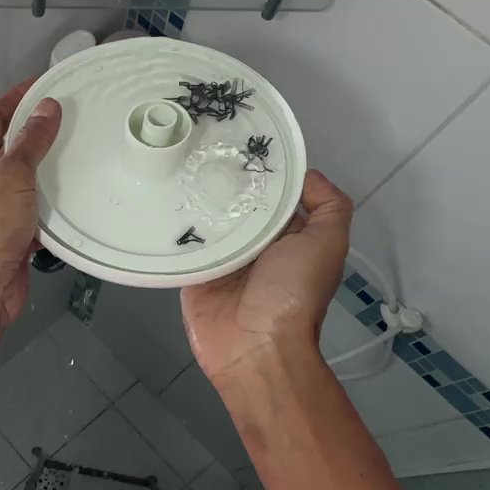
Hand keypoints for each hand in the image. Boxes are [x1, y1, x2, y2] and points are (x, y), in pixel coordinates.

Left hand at [0, 79, 61, 322]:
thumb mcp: (11, 178)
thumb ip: (30, 142)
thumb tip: (47, 108)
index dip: (17, 99)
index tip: (46, 85)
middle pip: (9, 148)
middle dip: (38, 133)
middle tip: (74, 119)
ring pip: (25, 181)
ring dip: (49, 170)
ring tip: (83, 152)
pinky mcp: (12, 235)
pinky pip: (35, 210)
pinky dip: (53, 204)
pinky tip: (78, 197)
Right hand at [181, 170, 352, 391]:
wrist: (253, 346)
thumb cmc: (293, 293)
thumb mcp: (328, 243)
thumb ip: (329, 206)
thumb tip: (305, 174)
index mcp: (289, 235)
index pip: (276, 193)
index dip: (266, 170)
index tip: (246, 143)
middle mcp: (256, 244)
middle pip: (238, 201)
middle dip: (225, 179)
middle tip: (203, 149)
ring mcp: (222, 257)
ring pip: (207, 218)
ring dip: (195, 199)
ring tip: (177, 166)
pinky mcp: (193, 270)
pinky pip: (181, 243)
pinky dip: (173, 226)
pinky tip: (160, 200)